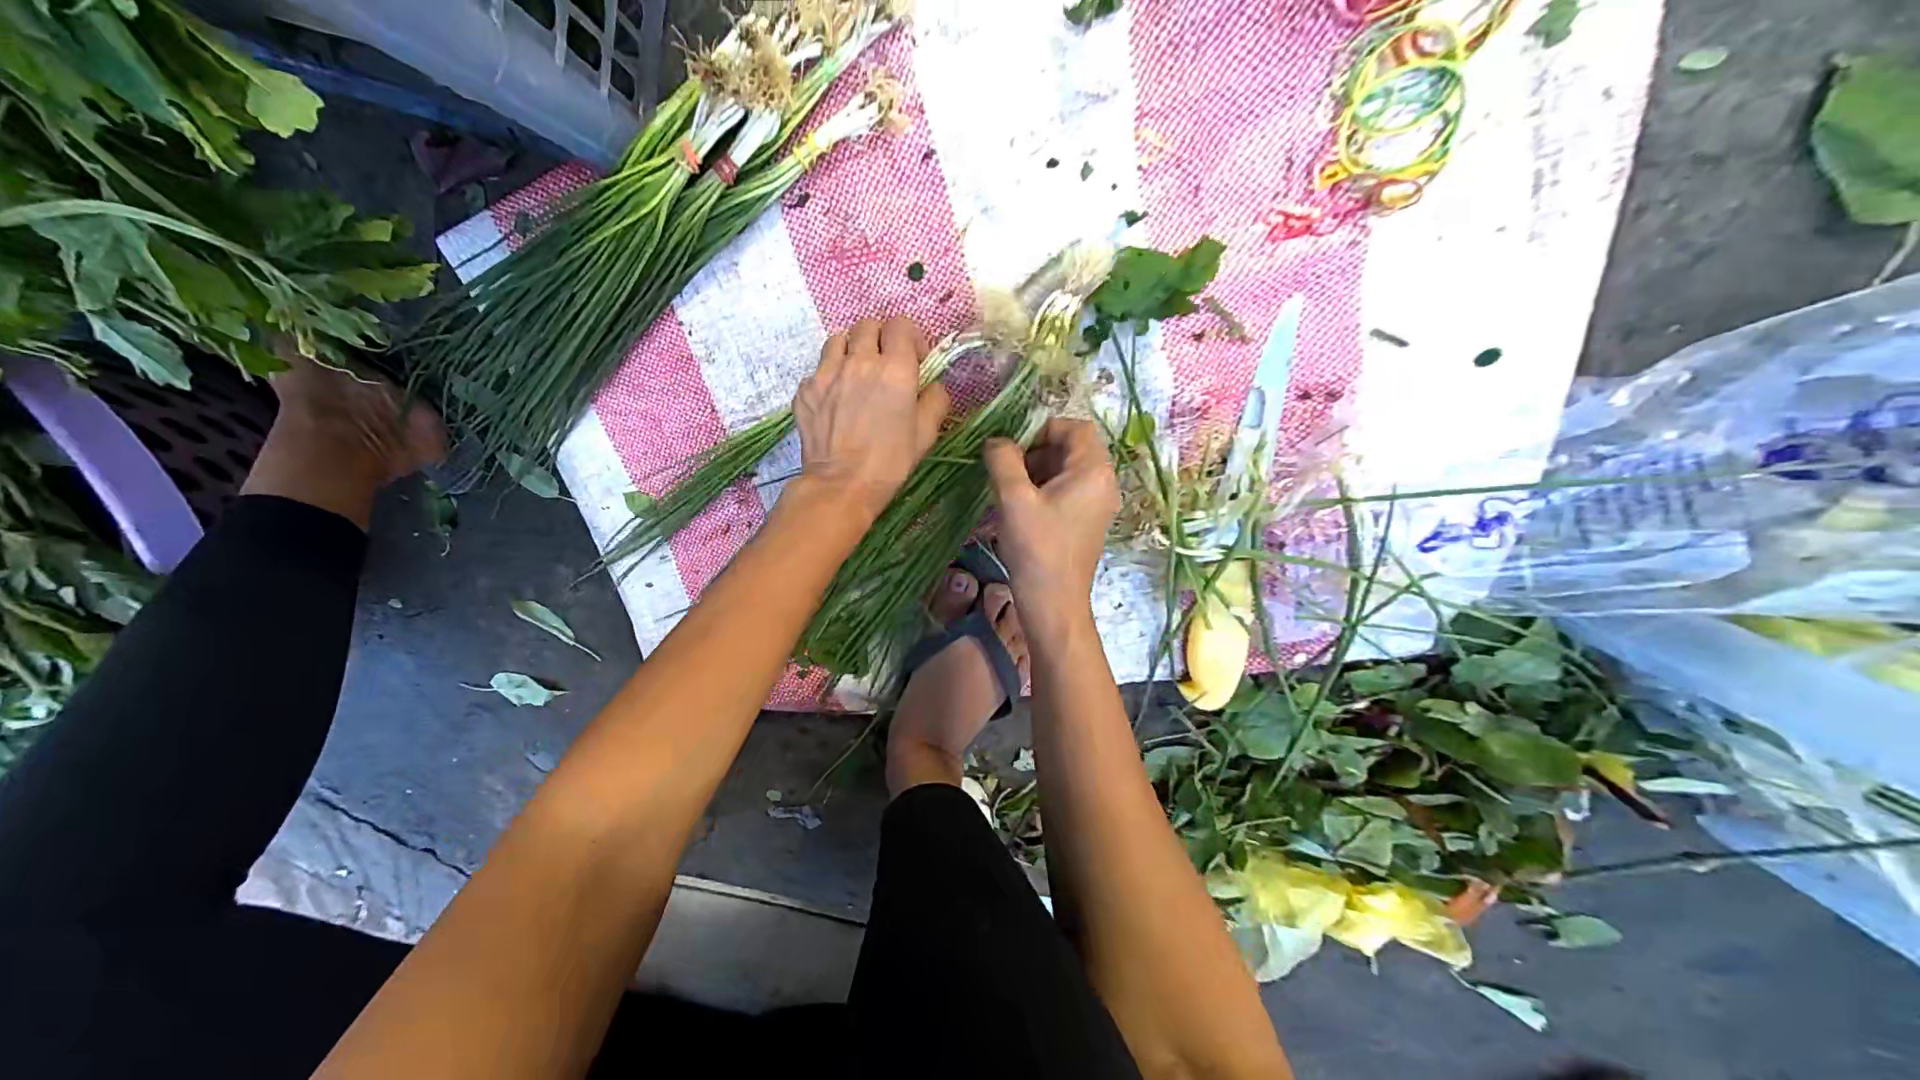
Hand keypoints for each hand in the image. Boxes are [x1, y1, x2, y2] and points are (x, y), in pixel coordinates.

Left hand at [793, 317, 950, 520]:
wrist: (841, 485)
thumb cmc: (890, 462)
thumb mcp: (926, 433)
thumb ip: (935, 399)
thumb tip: (932, 385)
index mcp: (895, 369)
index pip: (901, 325)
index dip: (910, 337)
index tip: (914, 358)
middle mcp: (859, 362)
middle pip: (868, 325)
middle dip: (880, 339)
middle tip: (885, 363)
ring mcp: (827, 373)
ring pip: (838, 340)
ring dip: (851, 350)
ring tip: (856, 373)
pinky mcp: (806, 390)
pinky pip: (818, 370)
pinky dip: (829, 377)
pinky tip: (835, 400)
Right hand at [983, 418, 1119, 615]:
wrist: (1054, 603)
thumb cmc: (1036, 548)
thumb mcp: (1013, 498)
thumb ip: (1003, 459)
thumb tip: (996, 441)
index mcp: (1094, 471)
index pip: (1075, 428)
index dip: (1042, 429)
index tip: (1014, 449)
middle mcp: (1104, 483)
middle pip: (1072, 448)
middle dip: (1037, 451)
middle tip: (1008, 470)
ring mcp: (1099, 504)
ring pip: (1068, 470)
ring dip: (1038, 471)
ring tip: (1010, 490)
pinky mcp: (1089, 522)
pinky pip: (1069, 491)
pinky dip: (1046, 490)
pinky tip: (1021, 508)